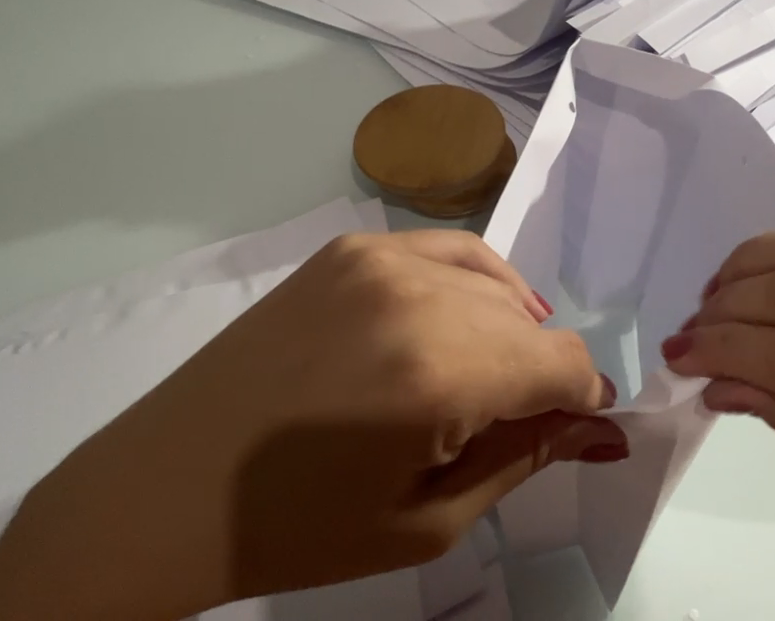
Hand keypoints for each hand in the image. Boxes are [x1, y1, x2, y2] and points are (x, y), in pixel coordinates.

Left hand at [0, 230, 625, 620]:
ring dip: (506, 330)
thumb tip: (606, 428)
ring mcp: (382, 260)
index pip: (564, 362)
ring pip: (495, 286)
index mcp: (442, 375)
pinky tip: (462, 315)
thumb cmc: (301, 526)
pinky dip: (473, 281)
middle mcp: (421, 297)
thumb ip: (526, 457)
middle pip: (533, 323)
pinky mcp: (353, 248)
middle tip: (505, 418)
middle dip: (538, 372)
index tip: (570, 426)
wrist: (168, 487)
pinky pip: (449, 250)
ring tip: (475, 373)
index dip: (581, 398)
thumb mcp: (428, 518)